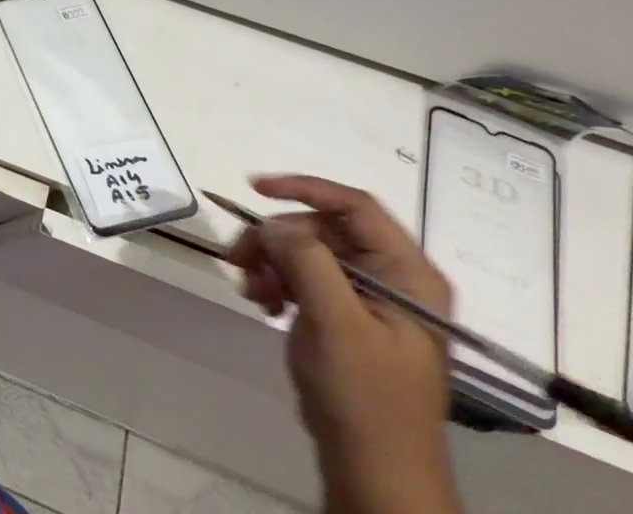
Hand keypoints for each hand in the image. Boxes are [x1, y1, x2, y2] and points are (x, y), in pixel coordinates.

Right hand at [226, 175, 461, 513]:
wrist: (373, 459)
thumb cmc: (364, 392)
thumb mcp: (336, 324)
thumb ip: (308, 264)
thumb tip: (273, 224)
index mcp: (409, 274)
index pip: (355, 207)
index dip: (305, 189)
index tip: (252, 188)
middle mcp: (393, 278)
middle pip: (323, 229)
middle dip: (276, 239)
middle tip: (238, 261)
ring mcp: (368, 298)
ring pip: (306, 252)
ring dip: (271, 262)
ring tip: (252, 291)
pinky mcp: (345, 316)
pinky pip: (303, 278)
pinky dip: (276, 282)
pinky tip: (263, 304)